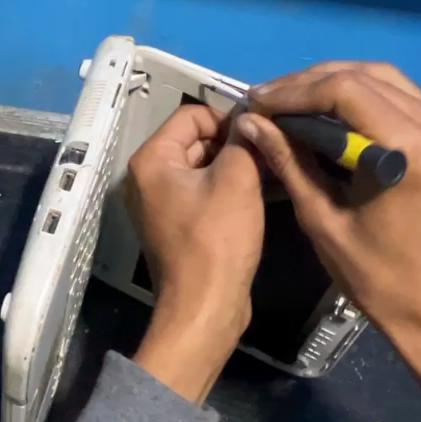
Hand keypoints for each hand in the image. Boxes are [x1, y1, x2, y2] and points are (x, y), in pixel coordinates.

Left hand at [124, 103, 265, 402]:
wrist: (205, 306)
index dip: (228, 119)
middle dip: (234, 144)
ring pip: (203, 167)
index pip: (191, 114)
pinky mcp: (177, 223)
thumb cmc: (217, 240)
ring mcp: (160, 202)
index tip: (260, 133)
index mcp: (152, 159)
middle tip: (271, 153)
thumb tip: (252, 118)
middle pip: (196, 140)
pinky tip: (262, 191)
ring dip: (235, 166)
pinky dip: (228, 188)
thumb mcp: (237, 180)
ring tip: (272, 170)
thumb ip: (244, 141)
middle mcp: (147, 176)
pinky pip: (203, 192)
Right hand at [239, 62, 420, 421]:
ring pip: (386, 79)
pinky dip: (363, 98)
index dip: (294, 90)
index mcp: (413, 153)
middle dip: (309, 83)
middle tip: (268, 100)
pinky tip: (330, 112)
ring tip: (292, 101)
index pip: (345, 90)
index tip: (258, 101)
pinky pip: (404, 98)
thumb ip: (288, 161)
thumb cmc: (377, 277)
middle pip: (366, 76)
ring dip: (335, 84)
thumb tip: (250, 121)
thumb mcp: (321, 219)